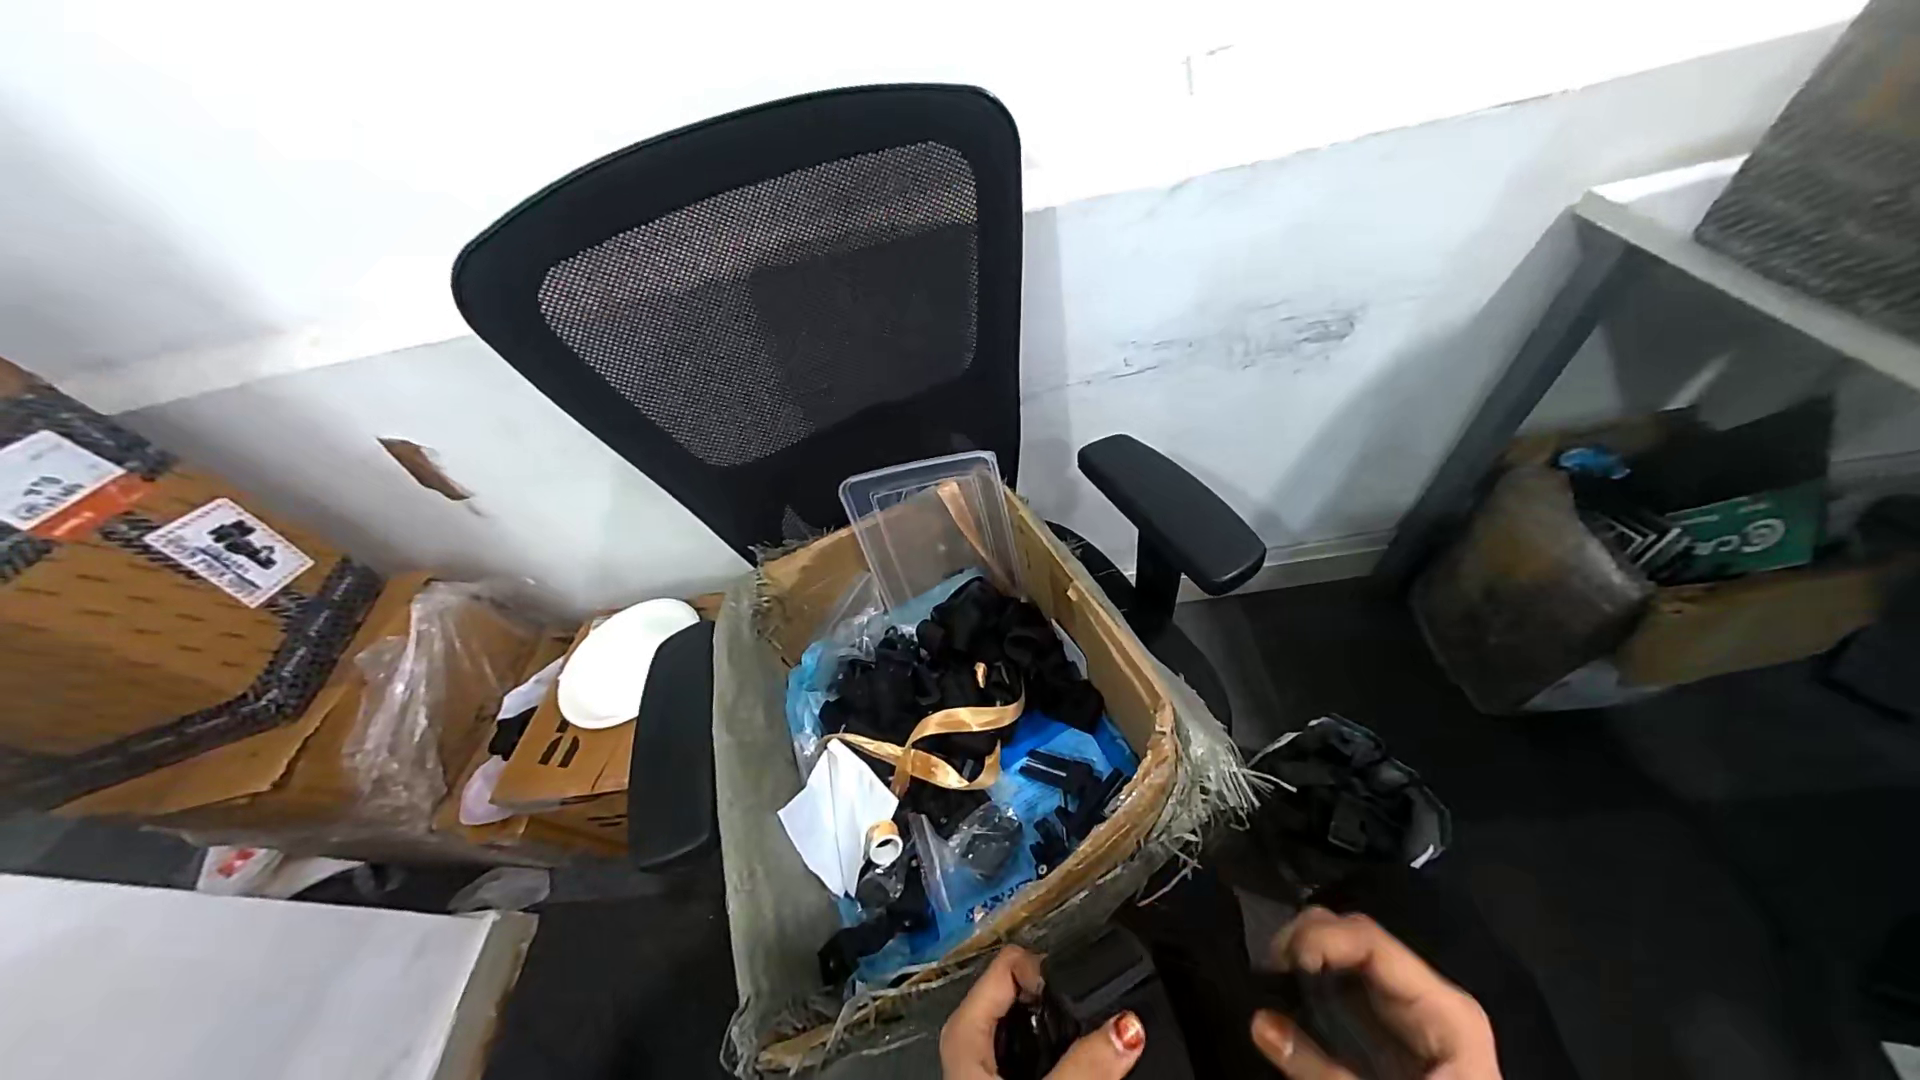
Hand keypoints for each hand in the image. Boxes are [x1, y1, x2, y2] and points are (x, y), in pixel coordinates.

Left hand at [940, 945, 1145, 1078]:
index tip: (1085, 995)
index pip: (1007, 964)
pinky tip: (1083, 1065)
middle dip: (1061, 1000)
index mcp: (965, 1030)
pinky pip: (1033, 1048)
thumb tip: (1130, 1024)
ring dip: (1064, 1028)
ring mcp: (987, 1063)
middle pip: (1020, 991)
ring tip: (1096, 1039)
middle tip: (1096, 1016)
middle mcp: (971, 1038)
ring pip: (1030, 1022)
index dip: (1048, 971)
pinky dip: (1059, 1050)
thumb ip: (1087, 1067)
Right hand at [1250, 907, 1501, 1079]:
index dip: (1319, 937)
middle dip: (1304, 941)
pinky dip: (1310, 977)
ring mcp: (1406, 1005)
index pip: (1369, 940)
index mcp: (1442, 1008)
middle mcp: (1424, 992)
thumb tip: (1257, 1021)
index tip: (1281, 962)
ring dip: (1301, 955)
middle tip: (1269, 971)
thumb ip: (1322, 1070)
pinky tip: (1289, 993)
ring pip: (1343, 950)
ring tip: (1272, 980)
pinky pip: (1343, 980)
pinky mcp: (1387, 1023)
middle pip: (1352, 934)